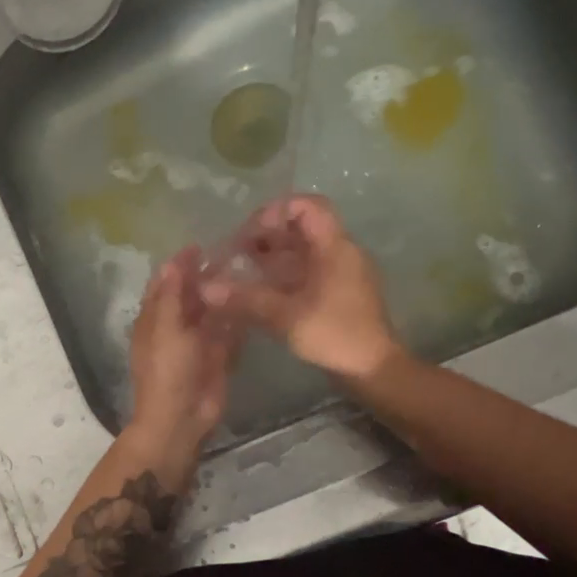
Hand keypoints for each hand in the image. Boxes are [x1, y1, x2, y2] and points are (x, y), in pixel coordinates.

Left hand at [126, 247, 238, 460]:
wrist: (180, 418)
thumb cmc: (166, 372)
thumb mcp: (165, 329)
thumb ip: (170, 296)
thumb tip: (172, 264)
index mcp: (153, 320)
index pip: (164, 284)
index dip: (179, 265)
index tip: (200, 244)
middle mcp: (174, 328)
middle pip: (189, 295)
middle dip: (205, 276)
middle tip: (232, 253)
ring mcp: (196, 343)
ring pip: (210, 313)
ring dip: (223, 295)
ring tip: (247, 270)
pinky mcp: (216, 358)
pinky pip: (227, 333)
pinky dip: (237, 318)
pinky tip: (253, 300)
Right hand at [201, 195, 404, 380]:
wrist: (372, 369)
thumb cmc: (335, 335)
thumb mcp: (286, 316)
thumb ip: (245, 299)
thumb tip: (205, 288)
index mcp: (335, 247)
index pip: (307, 206)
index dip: (275, 212)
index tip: (247, 234)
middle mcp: (339, 252)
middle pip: (301, 228)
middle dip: (265, 236)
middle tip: (235, 253)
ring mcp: (339, 273)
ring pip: (301, 251)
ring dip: (270, 257)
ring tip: (239, 271)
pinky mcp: (335, 294)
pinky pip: (305, 272)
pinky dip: (280, 275)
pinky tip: (257, 291)